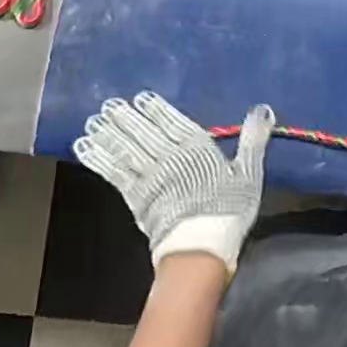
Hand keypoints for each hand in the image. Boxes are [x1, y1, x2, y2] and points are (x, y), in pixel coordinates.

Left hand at [73, 92, 273, 272]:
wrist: (202, 248)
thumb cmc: (229, 210)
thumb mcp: (248, 173)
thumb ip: (252, 139)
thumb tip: (263, 109)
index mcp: (195, 147)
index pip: (172, 121)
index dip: (155, 109)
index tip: (140, 98)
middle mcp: (168, 155)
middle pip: (143, 130)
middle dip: (124, 117)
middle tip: (107, 105)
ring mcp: (148, 174)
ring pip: (124, 147)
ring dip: (107, 133)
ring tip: (92, 121)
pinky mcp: (134, 195)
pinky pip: (113, 171)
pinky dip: (97, 157)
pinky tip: (84, 146)